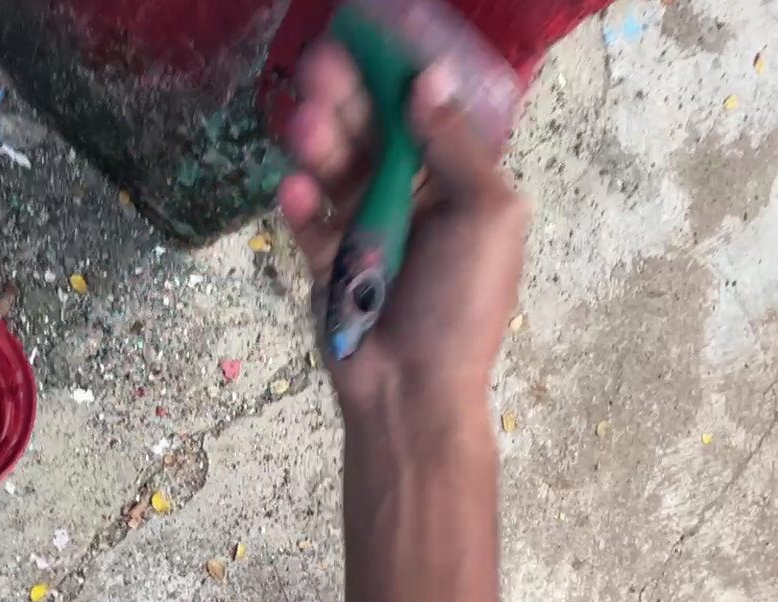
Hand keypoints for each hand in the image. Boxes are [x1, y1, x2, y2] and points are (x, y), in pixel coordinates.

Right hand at [279, 42, 529, 413]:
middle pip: (372, 135)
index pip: (424, 113)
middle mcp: (409, 200)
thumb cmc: (462, 305)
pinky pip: (310, 226)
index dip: (398, 73)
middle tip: (318, 63)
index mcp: (457, 184)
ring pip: (335, 173)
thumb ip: (455, 147)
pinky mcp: (326, 265)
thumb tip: (426, 78)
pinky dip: (299, 207)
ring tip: (299, 121)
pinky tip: (291, 189)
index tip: (369, 34)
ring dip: (317, 145)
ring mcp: (364, 232)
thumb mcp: (486, 216)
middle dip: (346, 99)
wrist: (414, 390)